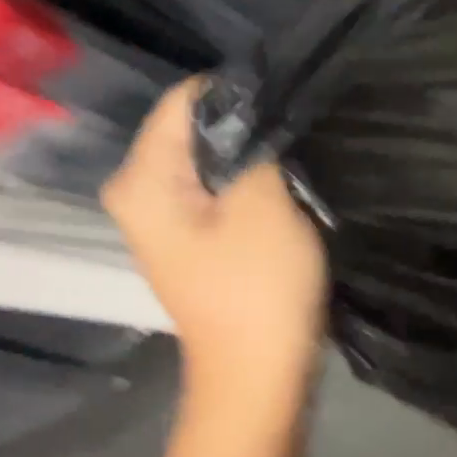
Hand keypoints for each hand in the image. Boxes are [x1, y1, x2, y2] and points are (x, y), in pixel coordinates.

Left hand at [103, 79, 329, 407]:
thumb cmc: (259, 284)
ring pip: (220, 159)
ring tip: (312, 150)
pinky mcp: (204, 235)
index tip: (297, 92)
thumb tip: (262, 108)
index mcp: (143, 180)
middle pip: (201, 130)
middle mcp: (144, 192)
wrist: (259, 364)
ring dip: (264, 155)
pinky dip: (263, 181)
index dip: (243, 92)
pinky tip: (298, 185)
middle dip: (255, 124)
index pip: (187, 102)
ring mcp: (173, 216)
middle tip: (312, 124)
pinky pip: (230, 187)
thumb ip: (257, 150)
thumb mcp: (265, 206)